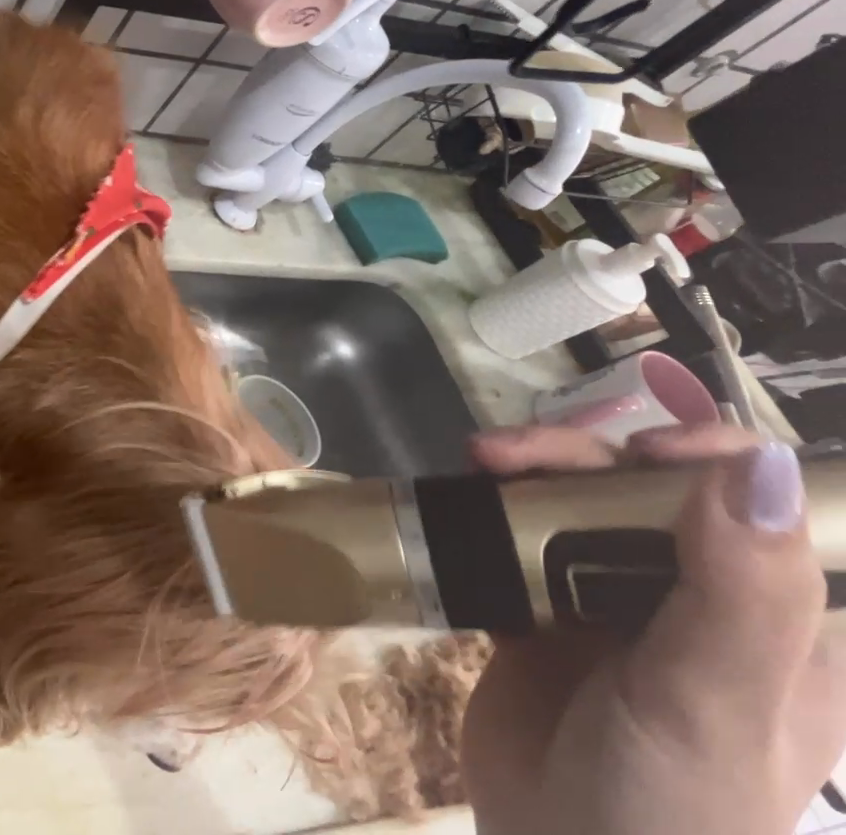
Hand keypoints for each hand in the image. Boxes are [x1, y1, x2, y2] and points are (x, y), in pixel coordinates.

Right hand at [461, 424, 845, 834]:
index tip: (644, 448)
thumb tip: (764, 462)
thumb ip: (745, 591)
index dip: (718, 458)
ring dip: (528, 474)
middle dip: (587, 458)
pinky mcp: (536, 613)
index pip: (773, 508)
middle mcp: (697, 599)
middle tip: (511, 452)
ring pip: (575, 509)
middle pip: (651, 493)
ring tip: (476, 462)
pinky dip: (484, 511)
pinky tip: (460, 496)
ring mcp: (609, 605)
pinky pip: (512, 543)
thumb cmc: (671, 794)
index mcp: (781, 618)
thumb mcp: (717, 698)